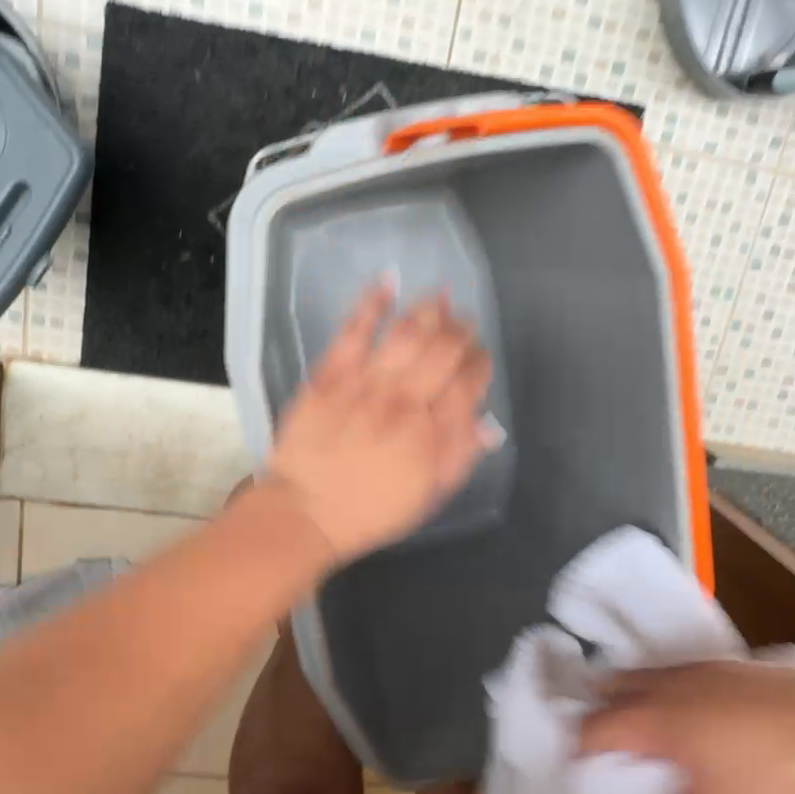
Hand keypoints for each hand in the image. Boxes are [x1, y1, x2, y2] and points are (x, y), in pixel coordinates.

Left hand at [263, 284, 494, 559]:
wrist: (305, 512)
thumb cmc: (370, 510)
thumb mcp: (428, 495)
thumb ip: (460, 456)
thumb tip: (489, 424)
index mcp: (433, 435)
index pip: (470, 383)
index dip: (480, 364)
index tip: (479, 359)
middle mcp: (406, 403)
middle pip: (445, 350)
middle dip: (462, 332)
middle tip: (464, 326)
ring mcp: (366, 385)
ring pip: (409, 334)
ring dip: (430, 310)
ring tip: (442, 297)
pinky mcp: (330, 375)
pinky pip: (355, 331)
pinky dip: (373, 302)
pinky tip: (389, 282)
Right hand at [580, 662, 794, 793]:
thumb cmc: (769, 786)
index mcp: (652, 716)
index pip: (593, 728)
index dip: (577, 750)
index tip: (575, 770)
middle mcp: (674, 683)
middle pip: (618, 685)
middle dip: (603, 709)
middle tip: (602, 738)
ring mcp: (714, 669)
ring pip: (661, 675)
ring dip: (647, 696)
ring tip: (653, 725)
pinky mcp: (752, 668)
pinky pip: (701, 676)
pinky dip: (690, 694)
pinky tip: (714, 718)